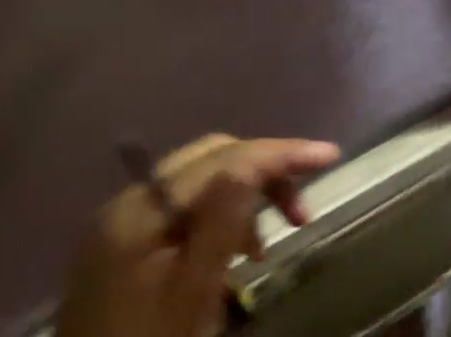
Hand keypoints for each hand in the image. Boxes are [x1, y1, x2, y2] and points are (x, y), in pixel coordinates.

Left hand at [53, 134, 339, 336]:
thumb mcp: (192, 297)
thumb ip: (220, 227)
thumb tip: (252, 164)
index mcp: (145, 208)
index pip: (223, 157)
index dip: (279, 152)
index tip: (330, 156)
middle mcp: (130, 199)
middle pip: (209, 158)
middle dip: (262, 172)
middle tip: (300, 215)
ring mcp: (121, 220)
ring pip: (195, 181)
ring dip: (238, 197)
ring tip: (263, 249)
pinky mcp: (120, 243)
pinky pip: (177, 208)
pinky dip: (212, 217)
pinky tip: (230, 254)